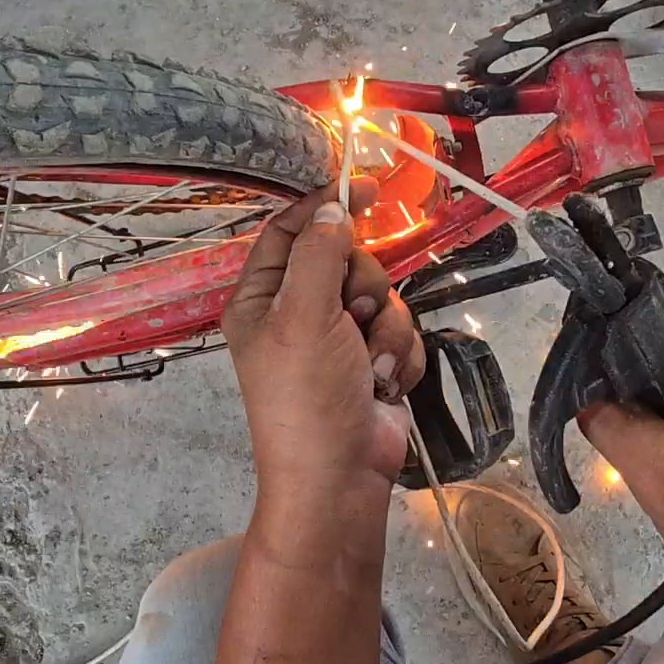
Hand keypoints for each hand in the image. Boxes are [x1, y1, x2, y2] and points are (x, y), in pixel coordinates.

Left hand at [223, 178, 426, 489]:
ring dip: (387, 331)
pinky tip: (385, 384)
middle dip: (365, 289)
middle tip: (355, 317)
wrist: (342, 477)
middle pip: (347, 259)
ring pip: (383, 296)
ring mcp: (338, 337)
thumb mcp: (304, 317)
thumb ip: (319, 254)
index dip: (325, 205)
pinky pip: (401, 330)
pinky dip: (400, 356)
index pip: (291, 231)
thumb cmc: (307, 397)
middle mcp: (298, 311)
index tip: (366, 186)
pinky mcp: (373, 359)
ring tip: (371, 366)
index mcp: (262, 298)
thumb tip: (331, 207)